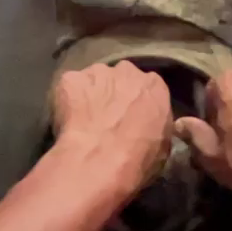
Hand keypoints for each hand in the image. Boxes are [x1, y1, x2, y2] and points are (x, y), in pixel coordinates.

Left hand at [51, 62, 172, 194]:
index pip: (147, 87)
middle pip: (119, 77)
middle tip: (107, 119)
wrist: (101, 159)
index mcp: (153, 85)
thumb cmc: (138, 158)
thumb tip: (147, 128)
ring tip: (84, 122)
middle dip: (114, 93)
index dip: (137, 103)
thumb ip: (155, 125)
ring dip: (90, 95)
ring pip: (93, 80)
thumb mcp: (163, 145)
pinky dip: (67, 100)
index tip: (131, 118)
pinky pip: (68, 88)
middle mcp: (126, 71)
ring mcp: (96, 72)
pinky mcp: (70, 80)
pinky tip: (68, 121)